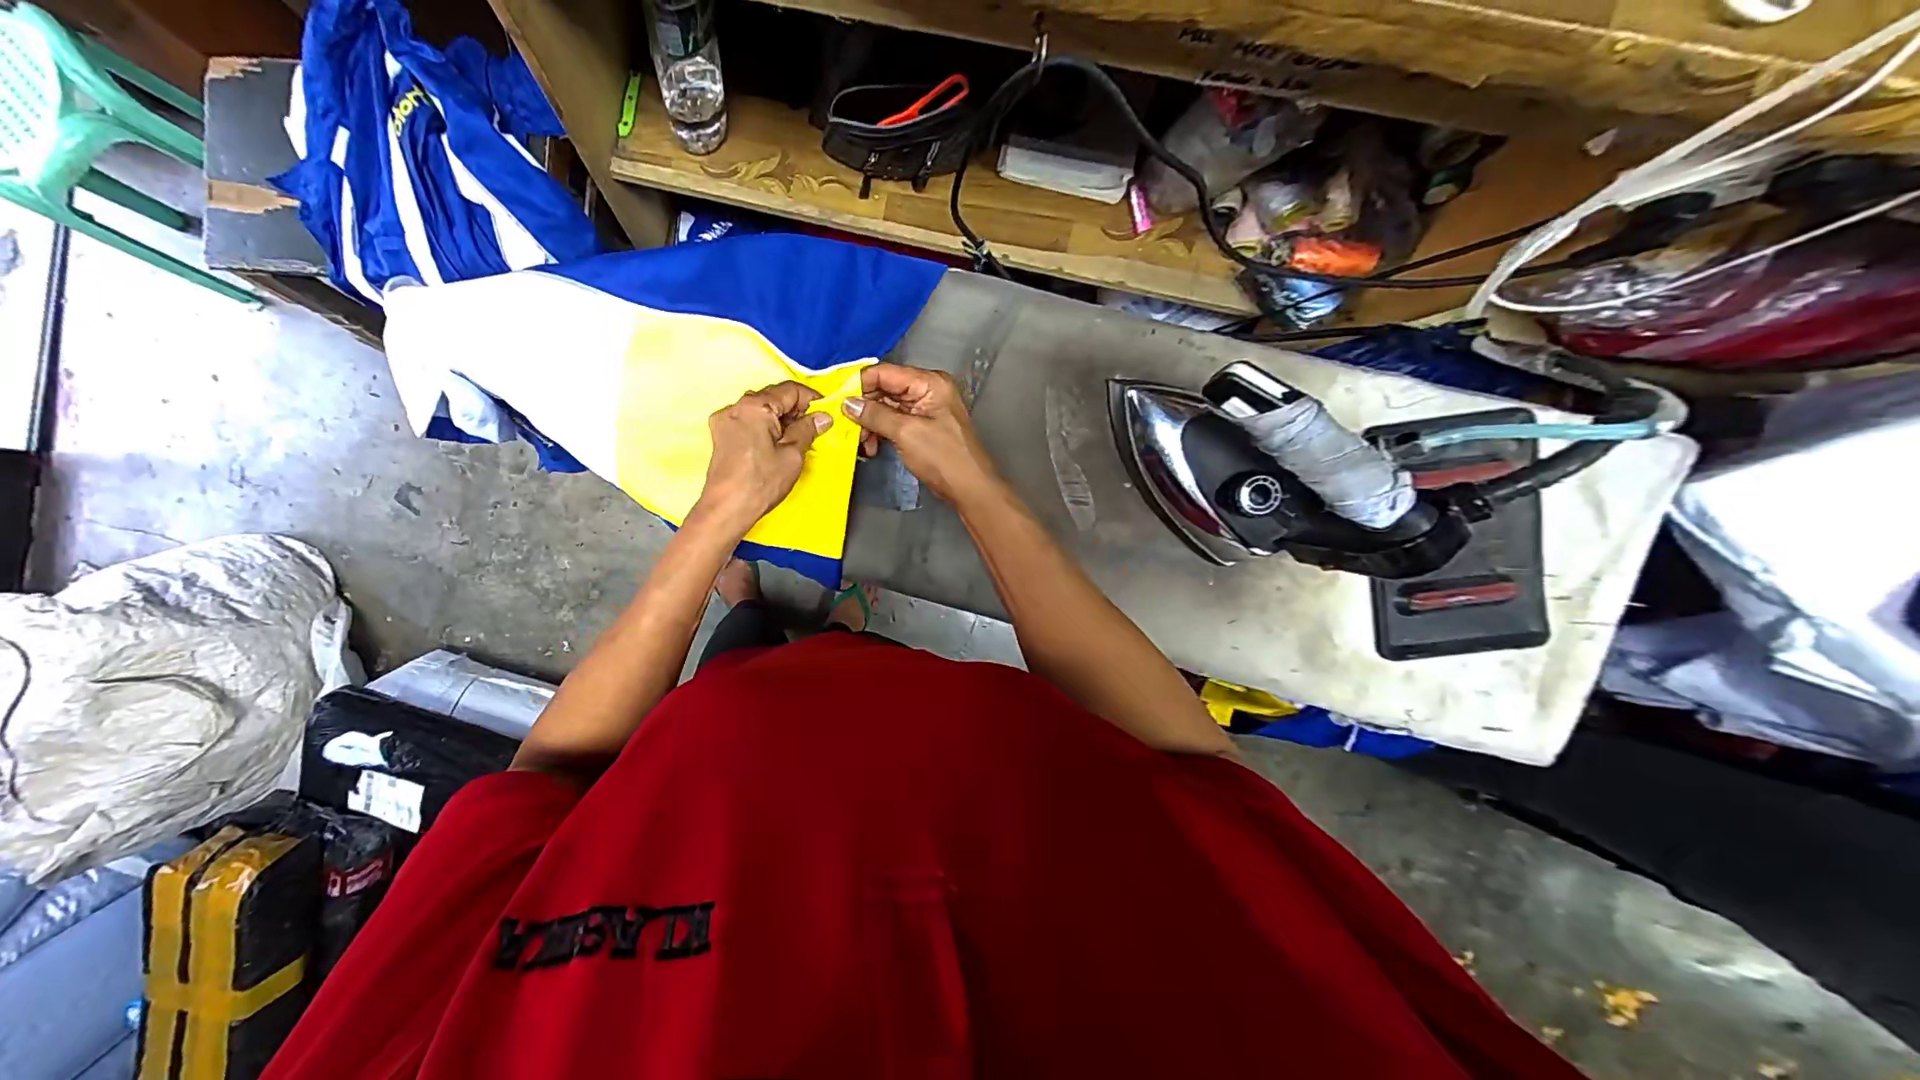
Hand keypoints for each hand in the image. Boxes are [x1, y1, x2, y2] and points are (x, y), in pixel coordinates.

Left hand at [694, 382, 831, 533]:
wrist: (727, 509)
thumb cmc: (758, 484)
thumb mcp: (793, 454)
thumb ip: (807, 429)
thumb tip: (821, 417)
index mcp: (755, 406)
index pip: (789, 390)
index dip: (811, 399)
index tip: (824, 411)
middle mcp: (736, 408)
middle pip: (773, 397)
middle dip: (795, 409)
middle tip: (814, 427)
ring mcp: (726, 421)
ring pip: (760, 409)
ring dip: (780, 419)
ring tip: (796, 439)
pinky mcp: (722, 436)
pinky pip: (748, 421)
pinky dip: (765, 426)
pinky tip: (776, 444)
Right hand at [841, 363, 999, 503]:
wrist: (969, 487)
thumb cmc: (946, 459)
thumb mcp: (906, 433)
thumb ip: (876, 415)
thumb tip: (849, 403)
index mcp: (930, 383)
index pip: (886, 372)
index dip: (860, 384)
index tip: (839, 399)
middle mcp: (928, 390)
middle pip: (884, 389)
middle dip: (864, 408)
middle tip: (848, 426)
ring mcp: (925, 408)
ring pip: (886, 407)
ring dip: (870, 423)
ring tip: (862, 443)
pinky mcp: (922, 426)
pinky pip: (894, 421)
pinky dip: (881, 432)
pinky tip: (871, 446)